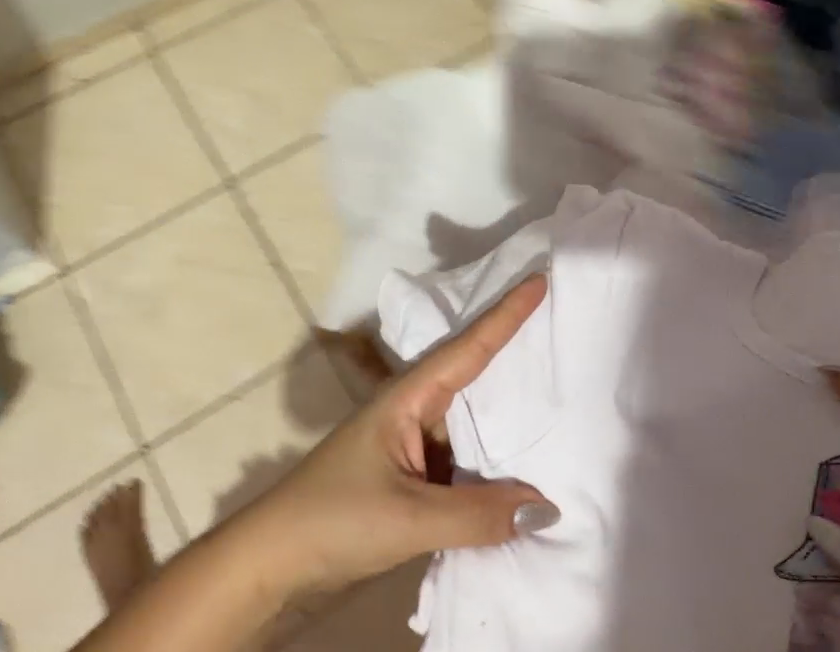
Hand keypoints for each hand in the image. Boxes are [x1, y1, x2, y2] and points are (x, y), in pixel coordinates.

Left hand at [230, 274, 557, 596]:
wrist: (275, 560)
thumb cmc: (334, 518)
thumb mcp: (408, 517)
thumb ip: (478, 515)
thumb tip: (546, 506)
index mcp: (405, 400)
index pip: (465, 350)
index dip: (504, 316)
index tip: (539, 280)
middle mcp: (411, 414)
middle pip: (471, 379)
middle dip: (514, 356)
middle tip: (564, 331)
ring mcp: (410, 449)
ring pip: (470, 426)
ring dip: (509, 419)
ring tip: (564, 399)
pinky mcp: (411, 482)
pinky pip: (464, 465)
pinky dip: (494, 467)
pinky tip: (525, 473)